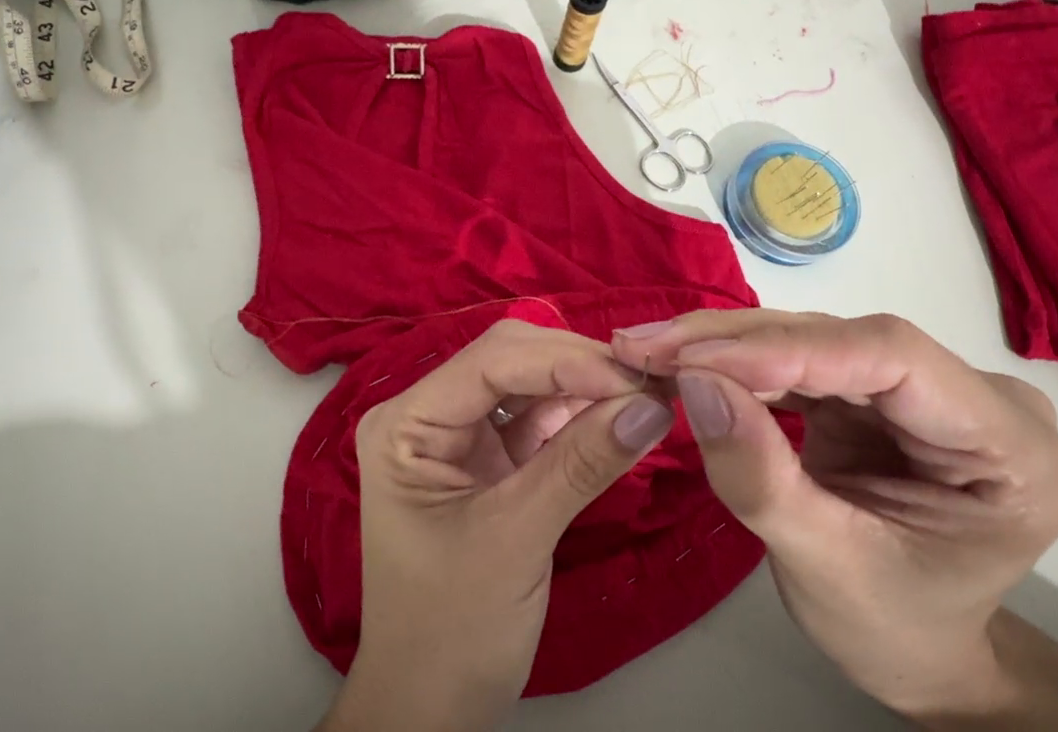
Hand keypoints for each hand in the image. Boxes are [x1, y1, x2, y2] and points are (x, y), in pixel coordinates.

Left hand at [319, 319, 676, 731]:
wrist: (432, 703)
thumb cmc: (452, 628)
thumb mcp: (516, 540)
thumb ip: (580, 465)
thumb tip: (651, 406)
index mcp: (406, 424)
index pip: (490, 363)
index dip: (565, 360)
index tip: (637, 377)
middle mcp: (428, 416)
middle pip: (510, 360)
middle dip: (578, 366)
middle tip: (651, 382)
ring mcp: (460, 438)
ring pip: (530, 385)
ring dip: (586, 386)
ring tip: (648, 394)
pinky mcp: (491, 462)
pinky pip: (541, 422)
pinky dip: (582, 417)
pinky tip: (622, 417)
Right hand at [610, 311, 1057, 719]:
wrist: (912, 650)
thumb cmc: (889, 627)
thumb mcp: (823, 564)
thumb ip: (760, 477)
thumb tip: (694, 383)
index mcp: (1014, 451)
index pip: (894, 360)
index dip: (789, 349)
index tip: (692, 359)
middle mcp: (982, 401)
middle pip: (850, 342)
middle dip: (740, 343)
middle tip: (647, 344)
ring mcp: (929, 391)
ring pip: (818, 342)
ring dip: (728, 345)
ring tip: (650, 347)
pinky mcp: (881, 393)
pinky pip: (804, 361)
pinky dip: (739, 363)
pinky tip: (685, 361)